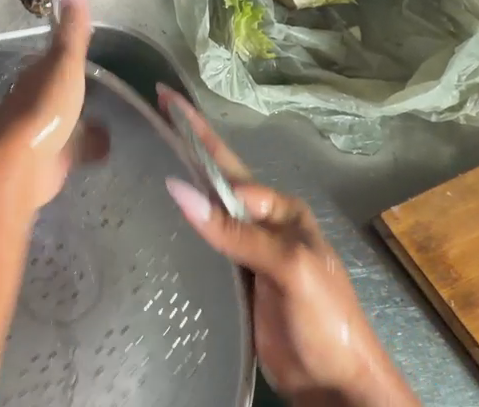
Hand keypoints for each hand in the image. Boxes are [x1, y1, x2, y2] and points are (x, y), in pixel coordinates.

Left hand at [0, 0, 96, 214]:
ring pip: (66, 119)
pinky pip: (73, 148)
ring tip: (106, 118)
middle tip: (100, 85)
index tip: (83, 47)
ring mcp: (41, 131)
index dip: (66, 51)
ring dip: (81, 118)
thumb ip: (72, 30)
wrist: (22, 165)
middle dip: (73, 87)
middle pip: (56, 88)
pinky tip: (104, 148)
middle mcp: (33, 99)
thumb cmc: (44, 109)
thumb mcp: (65, 63)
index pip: (51, 56)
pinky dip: (87, 146)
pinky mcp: (50, 160)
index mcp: (35, 74)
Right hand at [159, 89, 418, 406]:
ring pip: (204, 206)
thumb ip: (234, 230)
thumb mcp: (287, 266)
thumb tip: (176, 187)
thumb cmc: (325, 320)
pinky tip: (153, 212)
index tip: (166, 101)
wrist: (337, 386)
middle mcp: (262, 222)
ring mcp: (246, 250)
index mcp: (282, 210)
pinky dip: (178, 221)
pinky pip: (200, 239)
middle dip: (187, 142)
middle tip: (155, 106)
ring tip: (141, 149)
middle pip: (215, 177)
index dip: (196, 138)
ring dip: (178, 178)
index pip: (228, 170)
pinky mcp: (232, 277)